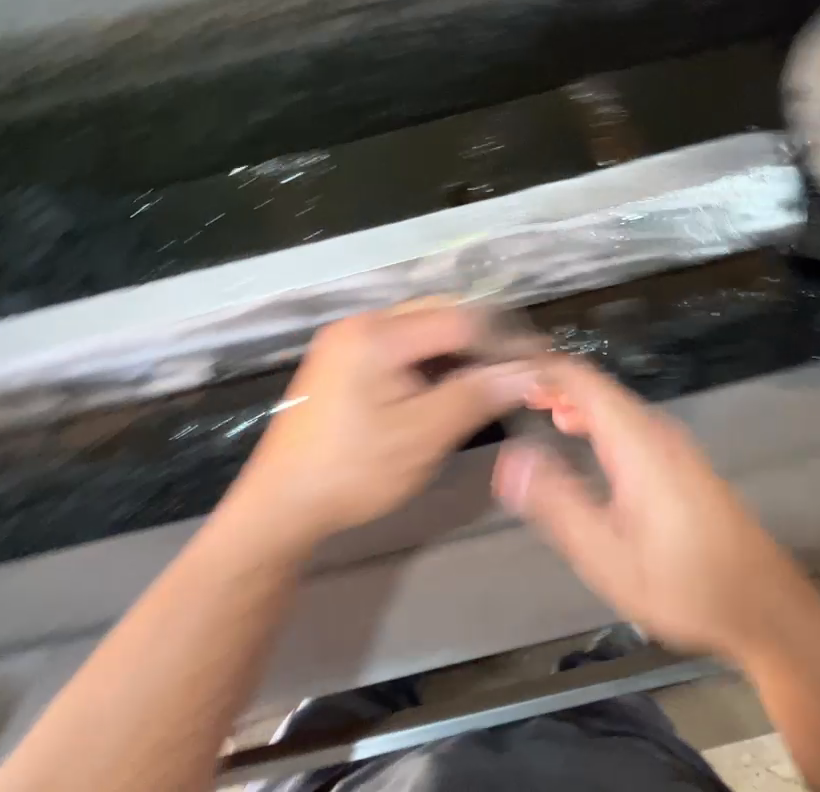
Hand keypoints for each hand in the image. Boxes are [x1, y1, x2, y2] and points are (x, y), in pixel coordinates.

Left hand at [221, 304, 538, 556]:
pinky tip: (448, 391)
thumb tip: (529, 372)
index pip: (460, 318)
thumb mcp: (422, 436)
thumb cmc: (352, 471)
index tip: (537, 366)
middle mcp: (360, 324)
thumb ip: (476, 396)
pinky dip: (427, 366)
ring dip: (455, 355)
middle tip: (517, 377)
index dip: (503, 340)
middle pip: (438, 317)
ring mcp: (346, 342)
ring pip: (418, 333)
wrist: (282, 503)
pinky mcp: (341, 363)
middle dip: (480, 344)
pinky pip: (397, 349)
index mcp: (376, 334)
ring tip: (490, 387)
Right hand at [492, 357, 814, 659]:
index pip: (581, 379)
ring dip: (572, 401)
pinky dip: (594, 419)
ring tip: (535, 408)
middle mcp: (659, 433)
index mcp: (637, 443)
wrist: (770, 613)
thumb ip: (556, 503)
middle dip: (551, 382)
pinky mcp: (685, 466)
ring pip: (614, 406)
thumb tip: (510, 460)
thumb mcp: (606, 555)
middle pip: (598, 388)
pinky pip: (629, 423)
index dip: (539, 366)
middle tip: (508, 390)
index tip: (502, 367)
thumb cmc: (685, 585)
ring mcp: (677, 448)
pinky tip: (580, 439)